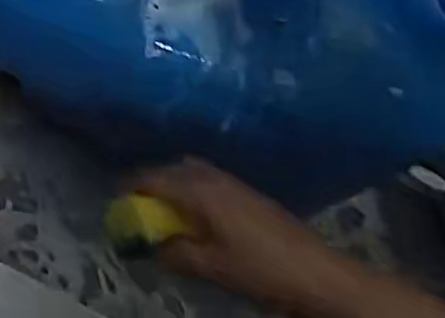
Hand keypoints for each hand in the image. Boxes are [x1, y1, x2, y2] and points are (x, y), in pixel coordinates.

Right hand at [129, 159, 444, 317]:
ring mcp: (229, 179)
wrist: (326, 276)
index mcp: (194, 187)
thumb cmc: (263, 269)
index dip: (129, 190)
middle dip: (150, 185)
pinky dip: (192, 189)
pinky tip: (200, 215)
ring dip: (172, 185)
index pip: (147, 177)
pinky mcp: (246, 190)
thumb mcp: (214, 267)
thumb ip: (176, 254)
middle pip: (165, 169)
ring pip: (187, 171)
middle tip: (143, 210)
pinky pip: (205, 178)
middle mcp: (208, 174)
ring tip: (170, 212)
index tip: (119, 205)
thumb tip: (151, 250)